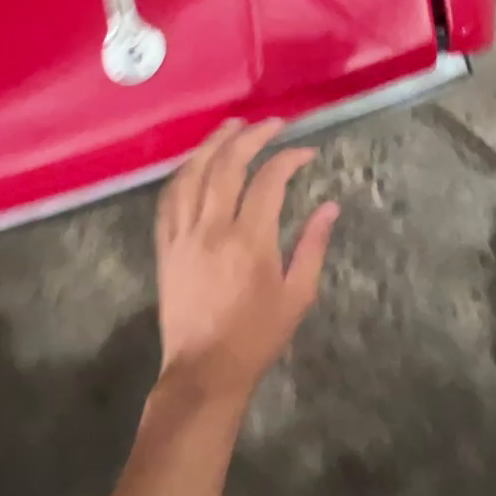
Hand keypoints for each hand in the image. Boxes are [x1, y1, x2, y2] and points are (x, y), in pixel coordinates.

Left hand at [152, 118, 340, 401]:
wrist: (205, 371)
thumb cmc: (258, 335)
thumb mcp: (297, 295)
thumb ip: (313, 245)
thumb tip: (330, 205)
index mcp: (250, 241)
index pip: (269, 180)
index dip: (289, 158)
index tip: (305, 152)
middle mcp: (213, 229)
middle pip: (228, 166)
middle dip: (252, 136)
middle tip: (272, 123)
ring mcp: (183, 236)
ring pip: (193, 174)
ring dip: (212, 144)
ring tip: (232, 125)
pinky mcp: (165, 247)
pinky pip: (168, 199)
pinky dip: (183, 173)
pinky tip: (195, 161)